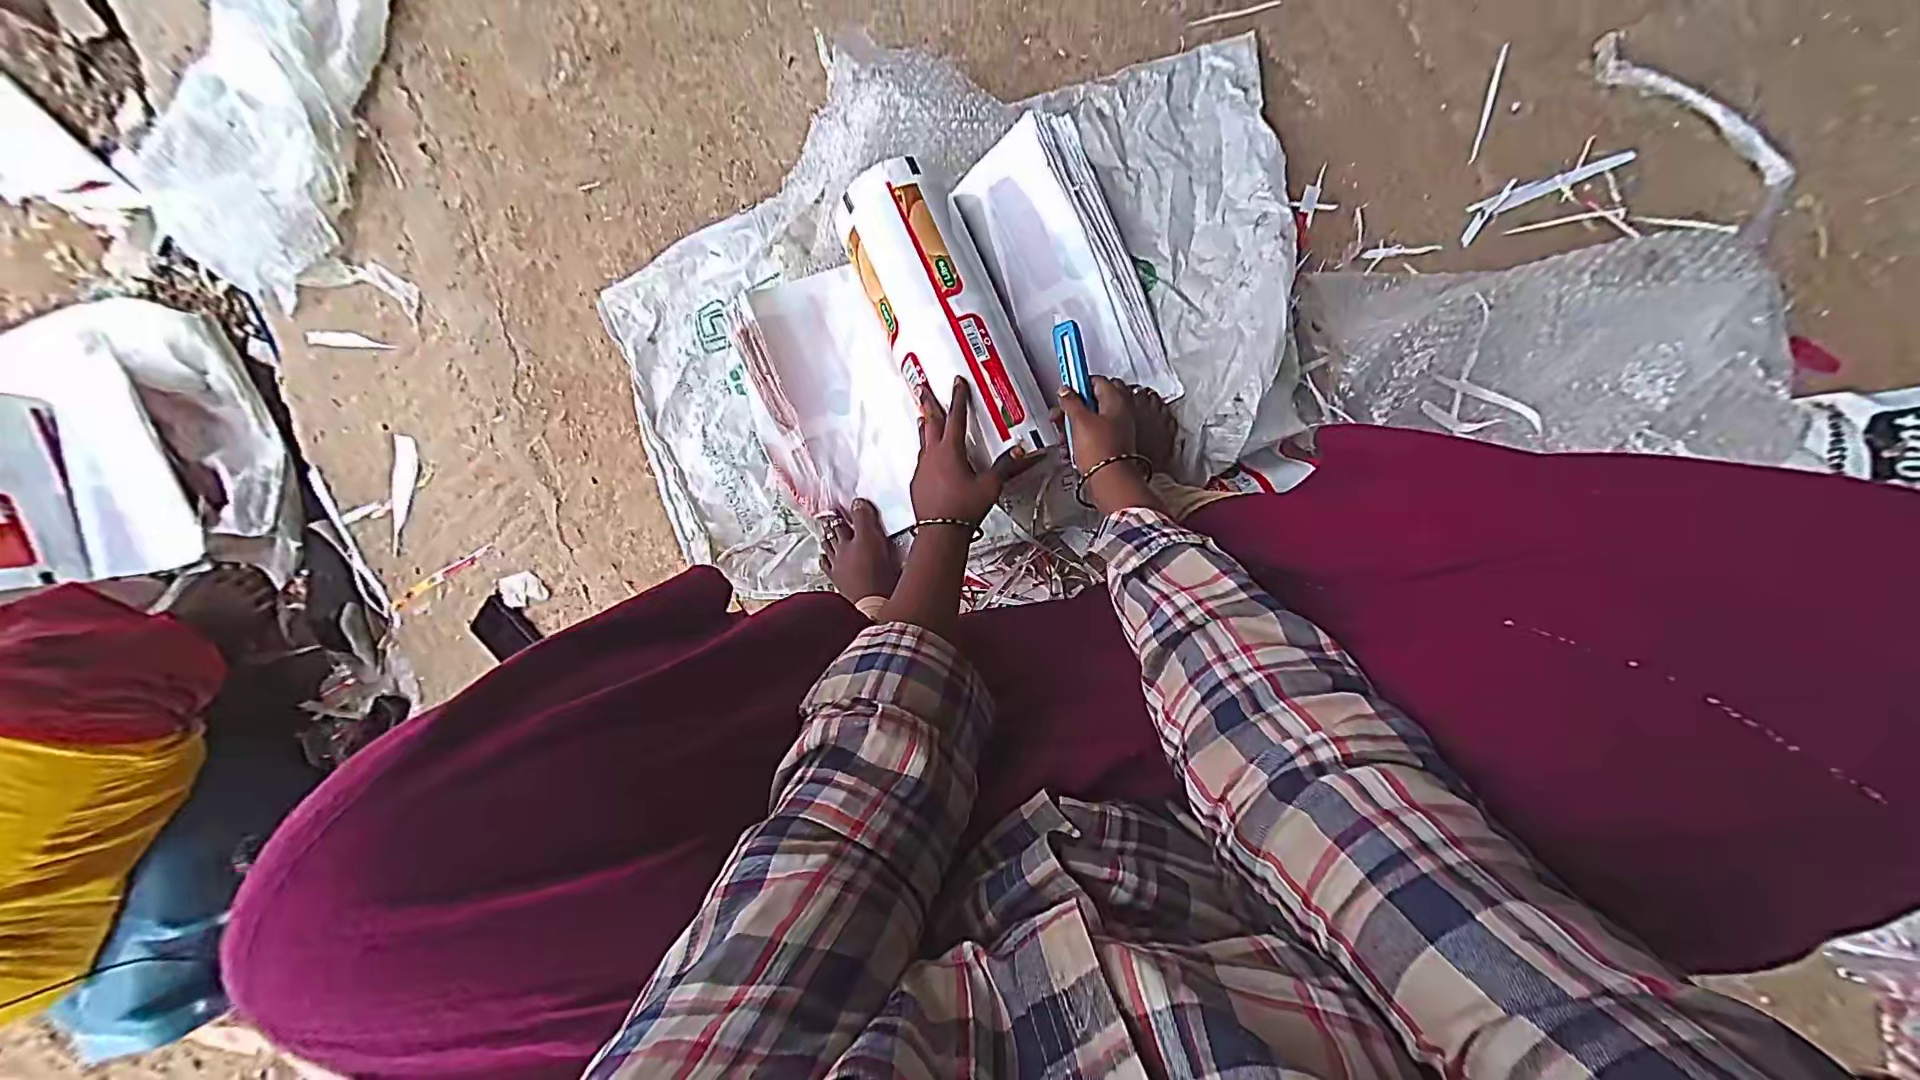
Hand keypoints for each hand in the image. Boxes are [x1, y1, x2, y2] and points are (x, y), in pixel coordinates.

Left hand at [912, 377, 1002, 525]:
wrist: (940, 531)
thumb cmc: (962, 509)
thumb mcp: (990, 486)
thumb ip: (1006, 467)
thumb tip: (1020, 455)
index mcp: (951, 450)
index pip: (956, 416)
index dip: (958, 397)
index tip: (957, 383)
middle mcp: (933, 455)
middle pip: (931, 421)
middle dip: (930, 403)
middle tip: (923, 387)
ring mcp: (923, 468)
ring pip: (923, 440)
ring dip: (925, 426)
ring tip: (924, 417)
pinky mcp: (918, 482)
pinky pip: (921, 460)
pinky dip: (925, 452)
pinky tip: (929, 457)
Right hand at [1056, 377, 1161, 515]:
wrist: (1109, 480)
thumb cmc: (1100, 450)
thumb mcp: (1079, 420)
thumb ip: (1071, 402)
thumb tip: (1066, 392)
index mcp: (1116, 400)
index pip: (1096, 380)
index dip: (1079, 382)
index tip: (1067, 384)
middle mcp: (1120, 413)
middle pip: (1092, 401)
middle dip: (1073, 407)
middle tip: (1062, 412)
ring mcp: (1117, 430)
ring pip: (1091, 419)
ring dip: (1074, 425)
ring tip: (1064, 434)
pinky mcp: (1111, 446)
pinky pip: (1092, 436)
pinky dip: (1080, 439)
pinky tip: (1070, 447)